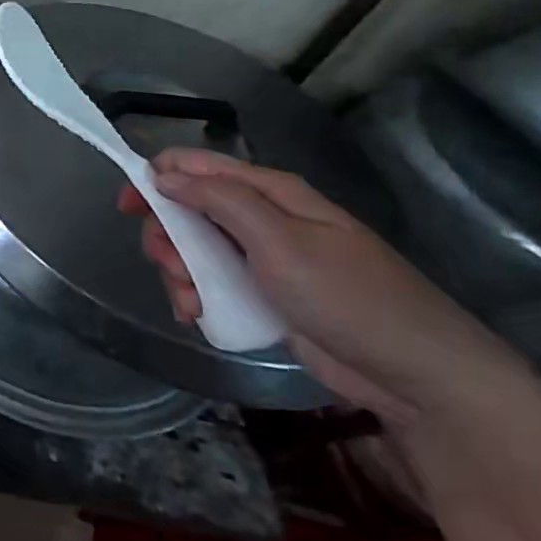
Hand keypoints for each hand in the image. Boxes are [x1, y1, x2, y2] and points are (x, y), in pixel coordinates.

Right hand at [118, 148, 527, 424]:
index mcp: (269, 190)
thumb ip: (219, 200)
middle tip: (173, 269)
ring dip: (180, 272)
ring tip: (190, 304)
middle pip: (189, 208)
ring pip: (196, 248)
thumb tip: (165, 172)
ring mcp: (264, 256)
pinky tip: (199, 316)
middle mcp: (262, 216)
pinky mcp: (264, 293)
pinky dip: (197, 294)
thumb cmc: (347, 296)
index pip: (197, 165)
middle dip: (169, 237)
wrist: (415, 374)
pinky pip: (213, 281)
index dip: (155, 178)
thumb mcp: (279, 241)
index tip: (126, 207)